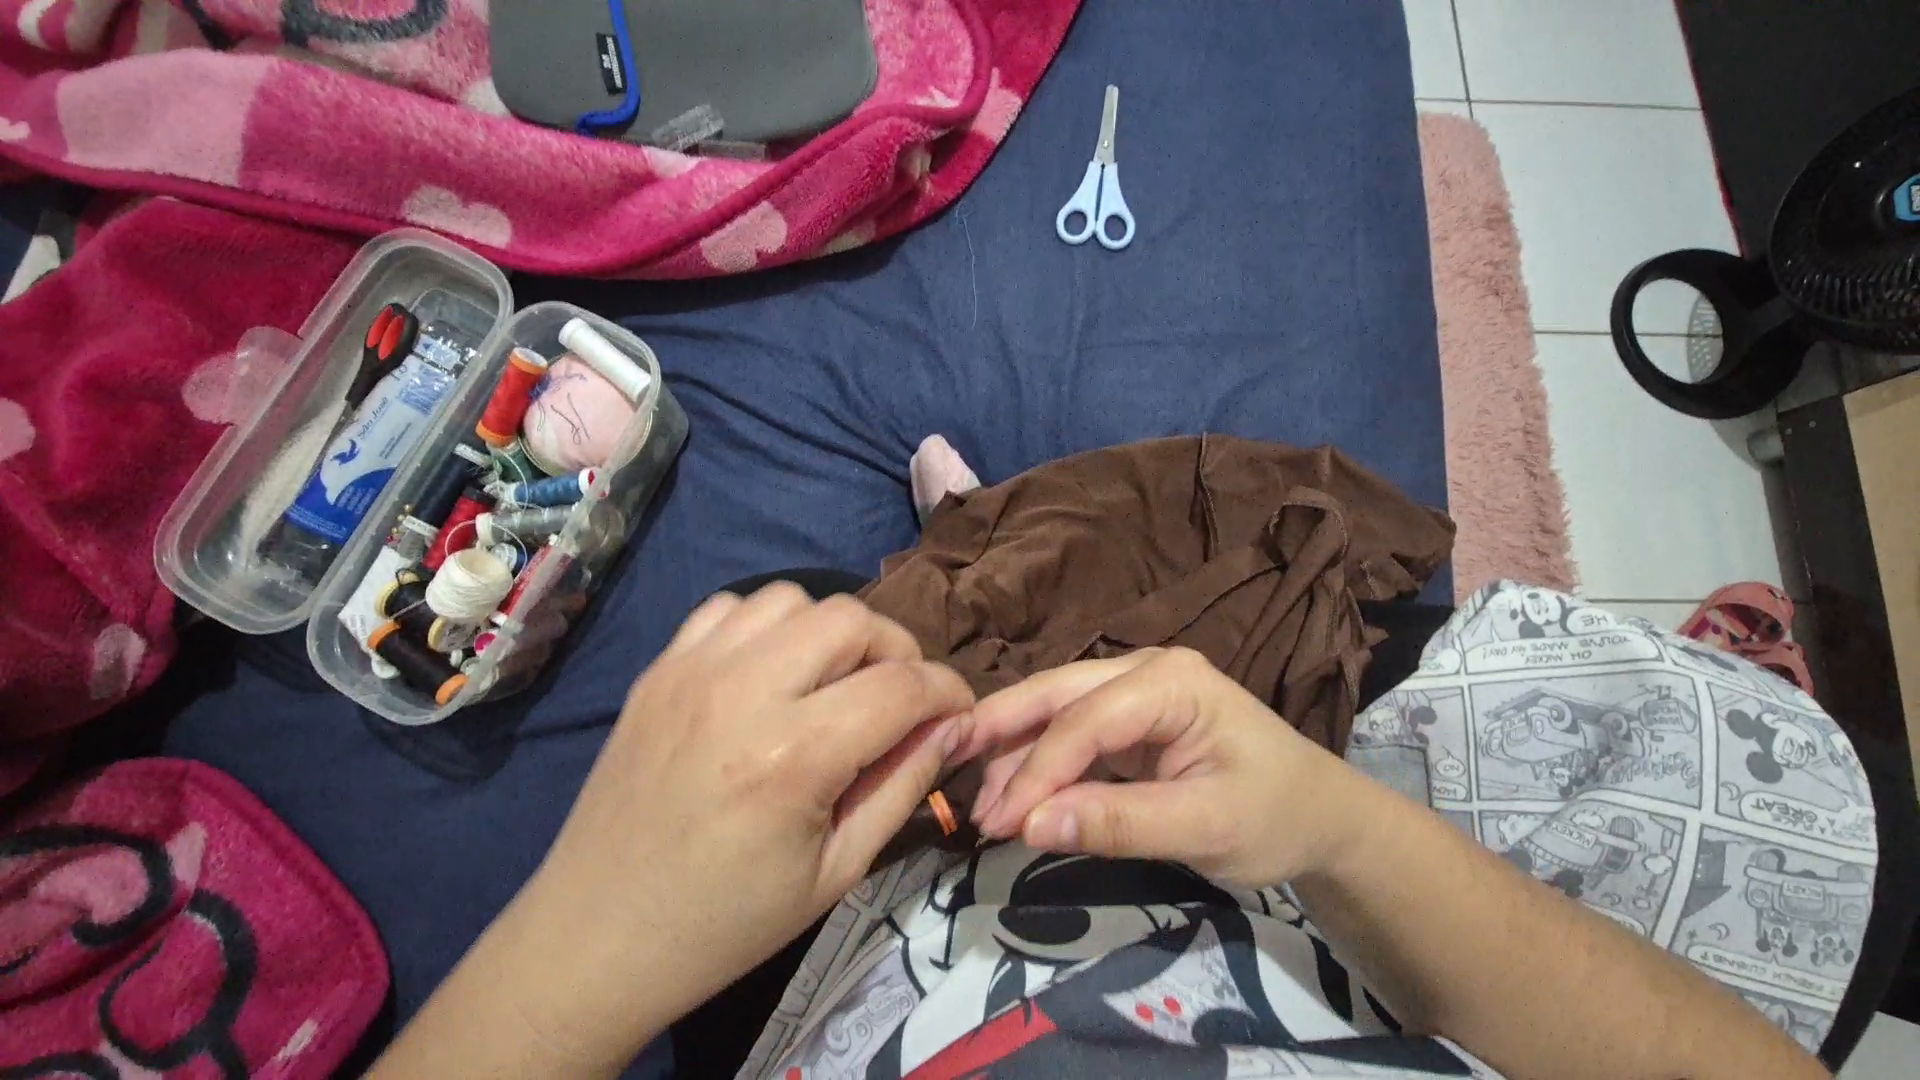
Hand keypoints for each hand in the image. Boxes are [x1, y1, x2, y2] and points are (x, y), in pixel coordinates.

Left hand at [504, 585, 974, 1066]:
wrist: (598, 934)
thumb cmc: (728, 921)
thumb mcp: (838, 872)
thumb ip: (904, 786)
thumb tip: (953, 726)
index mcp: (793, 758)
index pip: (902, 687)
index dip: (948, 692)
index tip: (957, 712)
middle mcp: (742, 692)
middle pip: (852, 620)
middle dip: (897, 650)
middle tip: (900, 697)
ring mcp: (692, 671)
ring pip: (793, 599)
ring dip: (833, 632)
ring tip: (834, 681)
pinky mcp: (660, 668)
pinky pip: (731, 607)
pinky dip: (769, 626)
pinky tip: (771, 672)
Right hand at [959, 647, 1358, 887]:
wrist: (1320, 818)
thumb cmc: (1274, 816)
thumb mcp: (1205, 827)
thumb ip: (1119, 823)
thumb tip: (1029, 826)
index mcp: (1170, 681)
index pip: (1084, 720)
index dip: (1038, 771)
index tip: (1001, 825)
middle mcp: (1143, 671)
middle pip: (1055, 693)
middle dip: (1002, 733)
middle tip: (947, 773)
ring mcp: (1132, 693)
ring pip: (1054, 712)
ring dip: (1015, 756)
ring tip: (983, 811)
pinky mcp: (1126, 721)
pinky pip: (1069, 736)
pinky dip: (1038, 766)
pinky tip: (1013, 798)